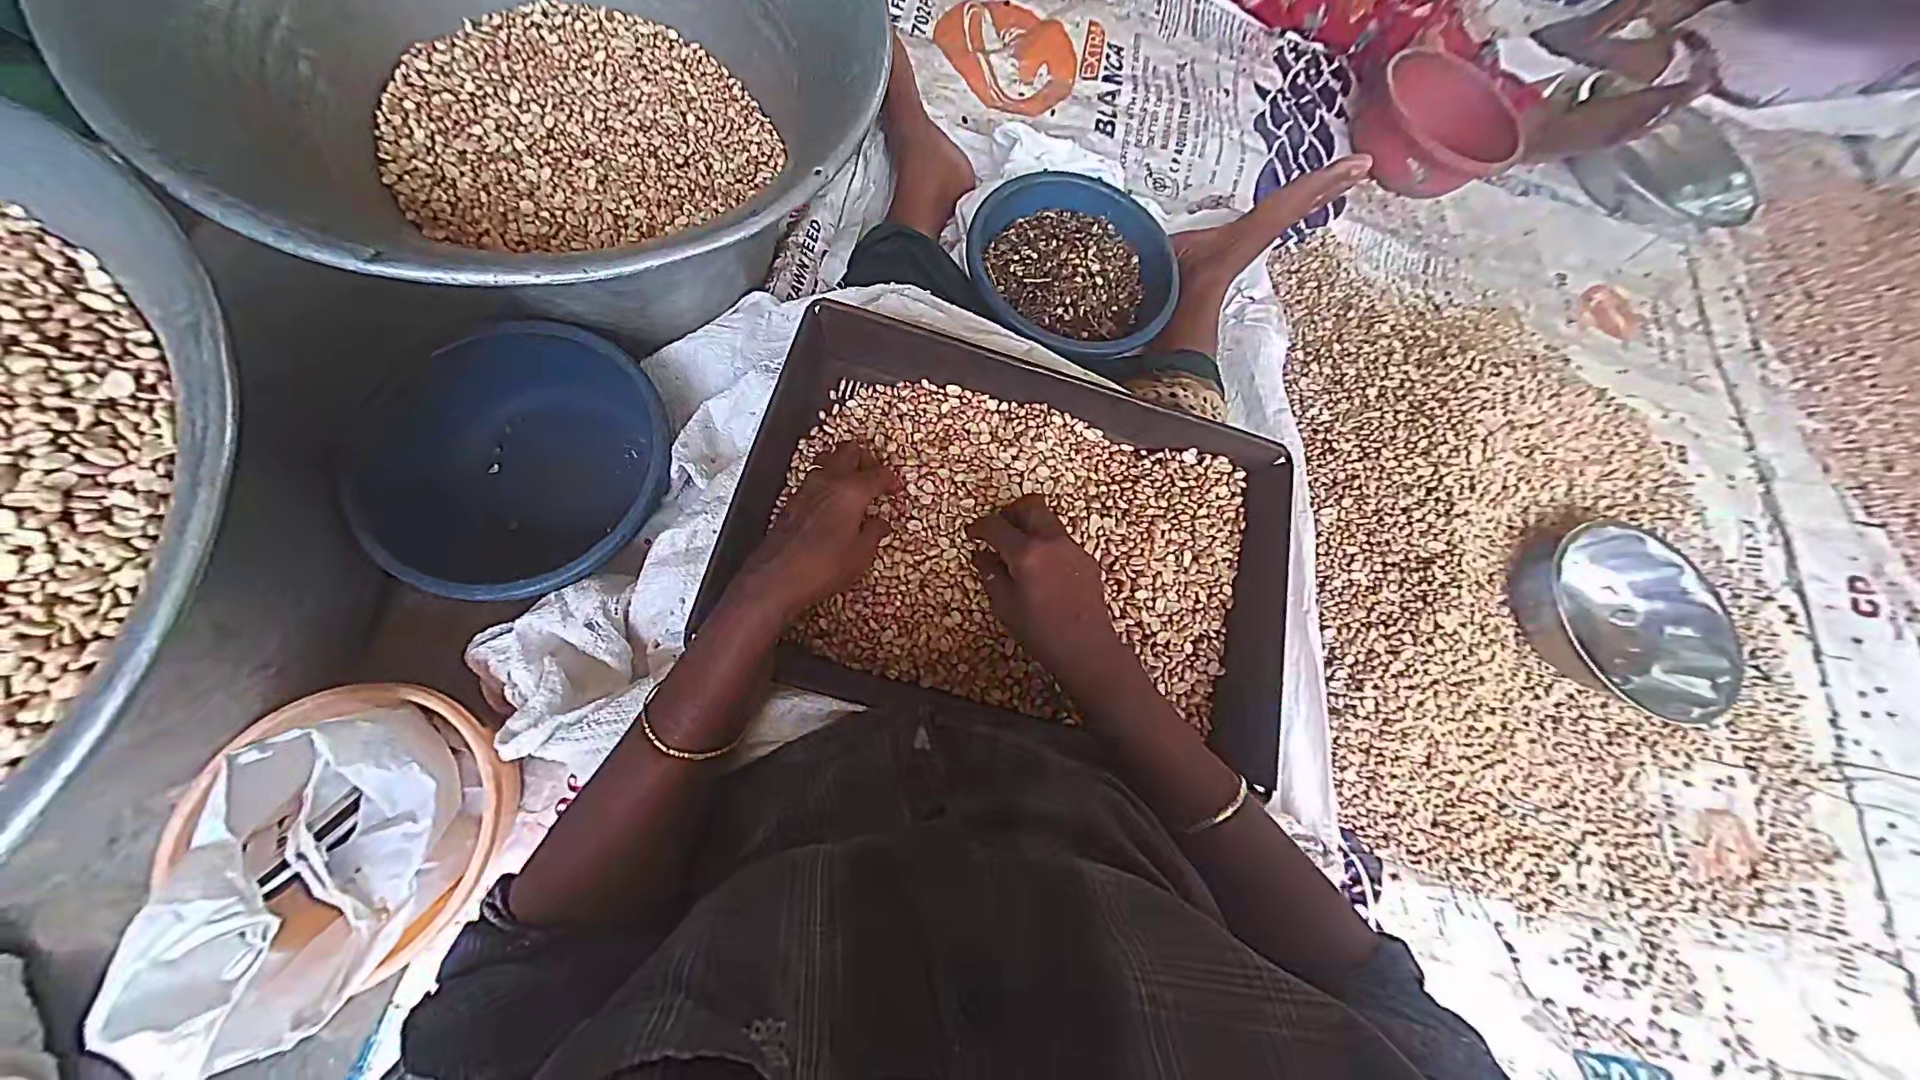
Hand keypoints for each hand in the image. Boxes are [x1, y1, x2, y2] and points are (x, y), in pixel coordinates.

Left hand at [737, 442, 899, 621]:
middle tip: (875, 477)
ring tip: (855, 488)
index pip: (879, 473)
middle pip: (850, 451)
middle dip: (866, 460)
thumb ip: (874, 532)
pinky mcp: (792, 501)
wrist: (777, 577)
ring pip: (828, 461)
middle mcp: (828, 481)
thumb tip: (880, 524)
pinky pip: (814, 481)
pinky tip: (833, 505)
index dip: (891, 480)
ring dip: (843, 468)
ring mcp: (806, 489)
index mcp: (852, 490)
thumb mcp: (861, 554)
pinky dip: (827, 484)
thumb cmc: (823, 566)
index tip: (896, 490)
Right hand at [966, 495, 1139, 695]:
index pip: (996, 526)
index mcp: (1027, 553)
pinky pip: (1061, 540)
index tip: (972, 534)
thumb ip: (991, 573)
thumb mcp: (1005, 605)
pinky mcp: (1086, 559)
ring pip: (1048, 520)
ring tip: (1016, 550)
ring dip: (1029, 526)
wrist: (1086, 648)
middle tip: (997, 530)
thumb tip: (981, 555)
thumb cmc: (1040, 632)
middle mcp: (1052, 542)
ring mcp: (1072, 548)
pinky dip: (1045, 543)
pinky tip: (1039, 569)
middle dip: (1009, 512)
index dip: (979, 528)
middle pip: (1030, 506)